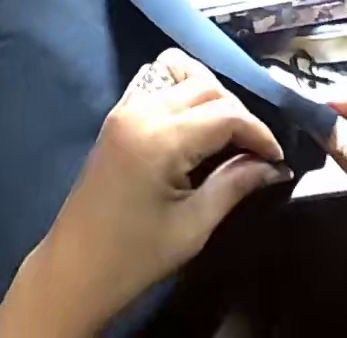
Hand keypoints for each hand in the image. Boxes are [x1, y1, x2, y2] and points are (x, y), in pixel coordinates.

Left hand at [0, 50, 288, 336]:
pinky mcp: (118, 112)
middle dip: (238, 113)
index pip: (226, 114)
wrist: (70, 274)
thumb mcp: (191, 228)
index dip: (258, 132)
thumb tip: (272, 166)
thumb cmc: (132, 258)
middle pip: (208, 87)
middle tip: (253, 147)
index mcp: (161, 138)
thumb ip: (234, 186)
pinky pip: (157, 77)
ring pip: (184, 73)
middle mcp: (144, 109)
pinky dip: (182, 86)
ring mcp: (127, 106)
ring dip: (212, 93)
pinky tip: (193, 116)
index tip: (276, 156)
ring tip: (226, 128)